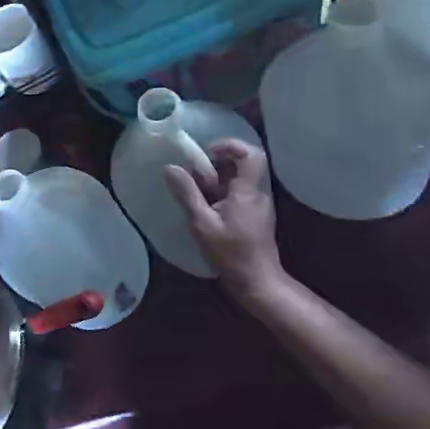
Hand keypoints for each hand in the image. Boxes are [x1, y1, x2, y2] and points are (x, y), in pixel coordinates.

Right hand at [162, 139, 282, 297]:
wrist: (257, 282)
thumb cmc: (230, 253)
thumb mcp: (202, 223)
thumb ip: (187, 193)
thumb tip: (170, 167)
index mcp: (247, 190)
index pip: (250, 153)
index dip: (229, 145)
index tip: (207, 154)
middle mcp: (258, 193)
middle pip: (245, 162)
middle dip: (220, 161)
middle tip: (198, 171)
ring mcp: (259, 204)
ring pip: (242, 177)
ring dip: (220, 177)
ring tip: (198, 188)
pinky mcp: (256, 216)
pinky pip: (241, 192)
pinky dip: (223, 191)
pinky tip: (207, 205)